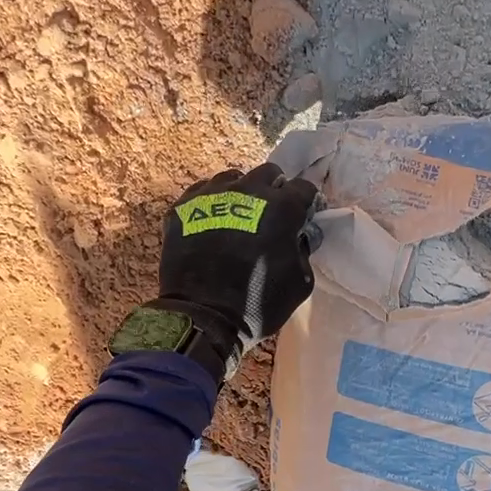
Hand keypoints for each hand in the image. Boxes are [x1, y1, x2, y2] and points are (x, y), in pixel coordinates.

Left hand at [149, 163, 320, 371]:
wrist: (204, 316)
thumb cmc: (260, 303)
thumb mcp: (300, 283)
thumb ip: (304, 250)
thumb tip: (301, 234)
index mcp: (281, 208)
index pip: (304, 188)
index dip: (307, 203)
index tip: (304, 218)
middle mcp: (247, 191)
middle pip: (268, 174)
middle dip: (275, 190)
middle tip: (272, 216)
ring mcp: (211, 195)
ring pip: (233, 179)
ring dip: (242, 193)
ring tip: (239, 218)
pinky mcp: (183, 207)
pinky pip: (202, 193)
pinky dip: (212, 205)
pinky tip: (213, 226)